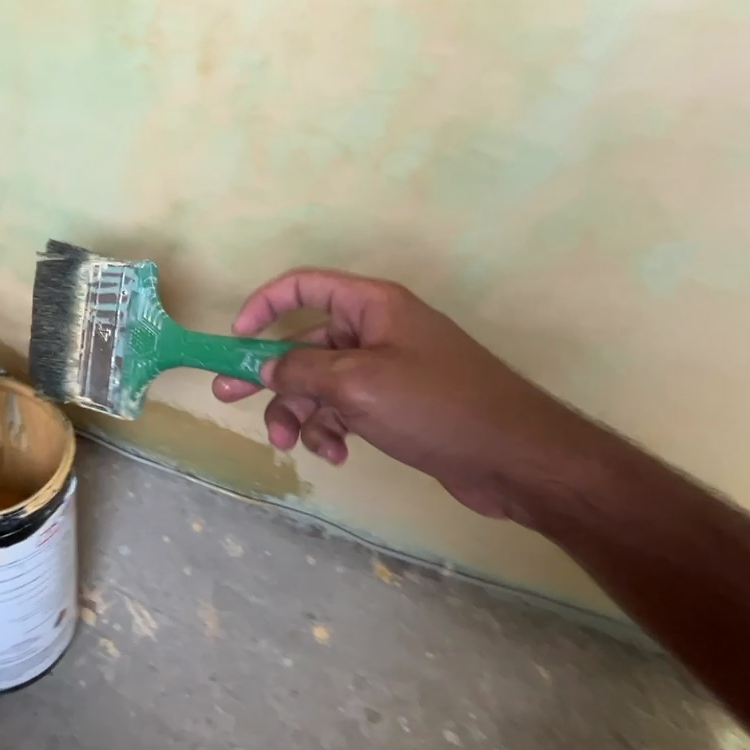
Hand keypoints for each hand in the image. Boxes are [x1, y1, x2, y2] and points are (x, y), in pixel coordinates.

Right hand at [212, 268, 610, 523]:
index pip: (303, 286)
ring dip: (299, 412)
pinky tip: (335, 454)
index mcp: (371, 306)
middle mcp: (376, 331)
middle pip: (303, 344)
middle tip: (226, 398)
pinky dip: (331, 429)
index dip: (264, 306)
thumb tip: (268, 370)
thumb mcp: (356, 385)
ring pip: (319, 383)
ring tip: (290, 443)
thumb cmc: (438, 407)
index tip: (237, 338)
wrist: (522, 463)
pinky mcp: (396, 406)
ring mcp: (387, 370)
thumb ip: (300, 371)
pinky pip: (344, 408)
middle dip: (269, 376)